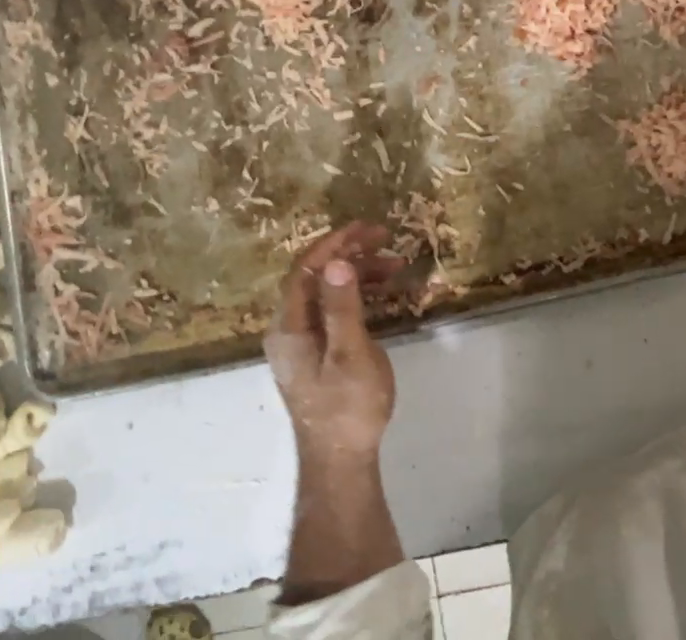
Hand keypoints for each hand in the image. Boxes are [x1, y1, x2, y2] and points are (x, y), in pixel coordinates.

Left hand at [264, 222, 404, 458]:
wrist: (341, 457)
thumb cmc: (348, 406)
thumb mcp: (350, 353)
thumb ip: (342, 306)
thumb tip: (336, 260)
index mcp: (290, 327)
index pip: (304, 269)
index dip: (333, 243)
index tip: (367, 227)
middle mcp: (289, 329)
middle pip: (313, 276)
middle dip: (349, 252)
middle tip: (386, 239)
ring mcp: (302, 341)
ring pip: (326, 291)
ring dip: (358, 273)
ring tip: (396, 266)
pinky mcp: (317, 352)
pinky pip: (333, 309)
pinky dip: (357, 293)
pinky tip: (383, 293)